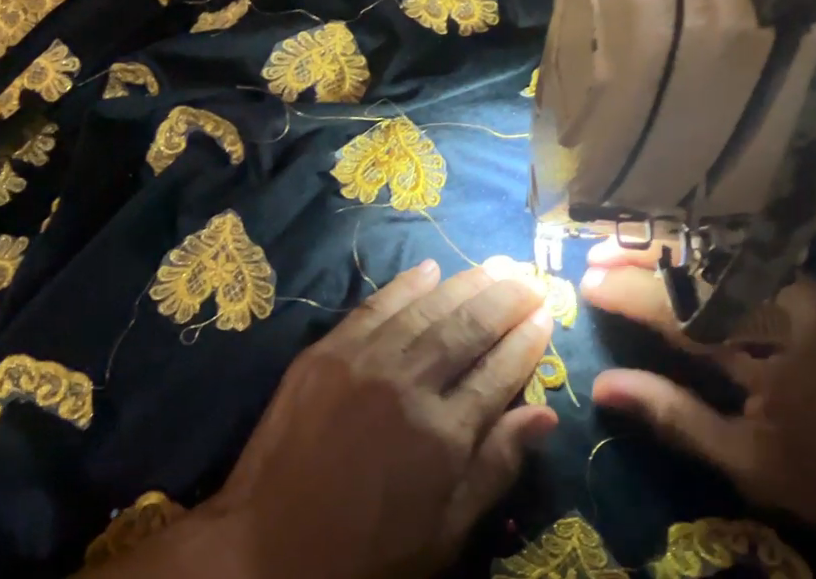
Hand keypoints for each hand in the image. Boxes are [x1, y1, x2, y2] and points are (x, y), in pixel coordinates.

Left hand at [86, 260, 557, 578]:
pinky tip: (429, 269)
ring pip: (425, 310)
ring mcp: (362, 361)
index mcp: (442, 435)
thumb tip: (544, 416)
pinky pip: (374, 306)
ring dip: (464, 285)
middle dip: (504, 301)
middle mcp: (407, 385)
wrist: (268, 541)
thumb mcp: (444, 531)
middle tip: (529, 277)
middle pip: (466, 330)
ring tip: (493, 266)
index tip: (546, 315)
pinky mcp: (325, 351)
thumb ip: (494, 468)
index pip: (497, 373)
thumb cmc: (367, 548)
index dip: (526, 342)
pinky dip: (405, 285)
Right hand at [579, 240, 815, 566]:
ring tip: (626, 254)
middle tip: (596, 256)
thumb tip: (603, 386)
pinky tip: (684, 276)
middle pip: (702, 266)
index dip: (629, 291)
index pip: (680, 302)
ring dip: (674, 261)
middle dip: (646, 260)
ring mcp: (811, 297)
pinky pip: (752, 279)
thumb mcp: (752, 461)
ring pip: (726, 266)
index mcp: (771, 332)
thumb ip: (675, 416)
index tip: (585, 282)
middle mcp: (790, 297)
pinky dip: (709, 275)